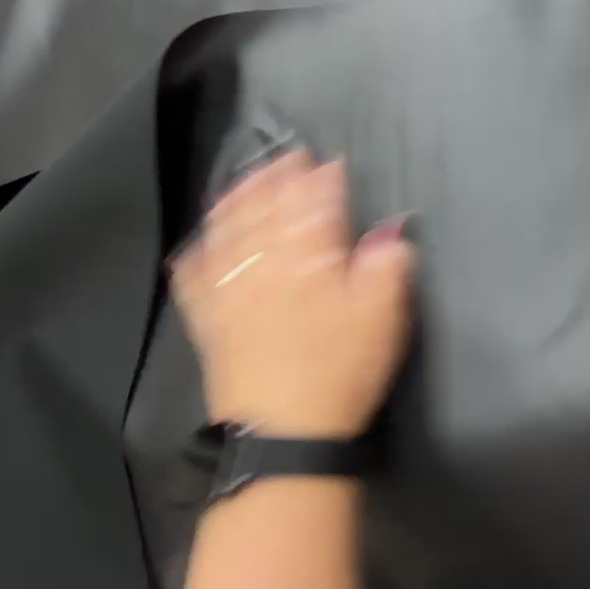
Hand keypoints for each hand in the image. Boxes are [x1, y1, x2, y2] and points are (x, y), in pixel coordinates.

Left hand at [171, 150, 417, 438]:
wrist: (285, 431)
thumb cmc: (344, 368)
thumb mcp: (385, 316)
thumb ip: (387, 266)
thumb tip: (392, 230)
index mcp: (311, 262)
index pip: (315, 209)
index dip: (321, 181)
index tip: (325, 160)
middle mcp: (266, 268)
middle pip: (267, 214)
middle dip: (275, 182)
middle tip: (282, 157)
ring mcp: (233, 294)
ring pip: (230, 236)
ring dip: (236, 204)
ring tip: (242, 182)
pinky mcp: (212, 324)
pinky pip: (197, 280)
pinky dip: (198, 256)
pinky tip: (198, 245)